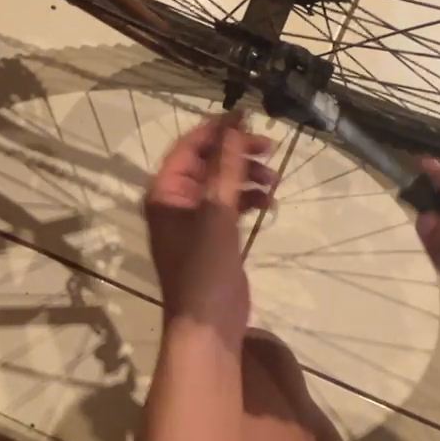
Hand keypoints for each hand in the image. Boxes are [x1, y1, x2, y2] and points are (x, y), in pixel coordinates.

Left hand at [144, 112, 273, 339]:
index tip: (249, 117)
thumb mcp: (216, 212)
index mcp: (165, 191)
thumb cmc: (203, 266)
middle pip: (209, 162)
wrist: (207, 323)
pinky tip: (268, 202)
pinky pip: (231, 205)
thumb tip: (234, 124)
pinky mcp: (214, 237)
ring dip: (248, 176)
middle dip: (238, 153)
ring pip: (223, 183)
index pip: (190, 146)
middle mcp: (177, 201)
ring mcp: (196, 220)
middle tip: (270, 148)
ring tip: (274, 181)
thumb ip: (226, 166)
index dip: (218, 129)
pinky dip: (249, 199)